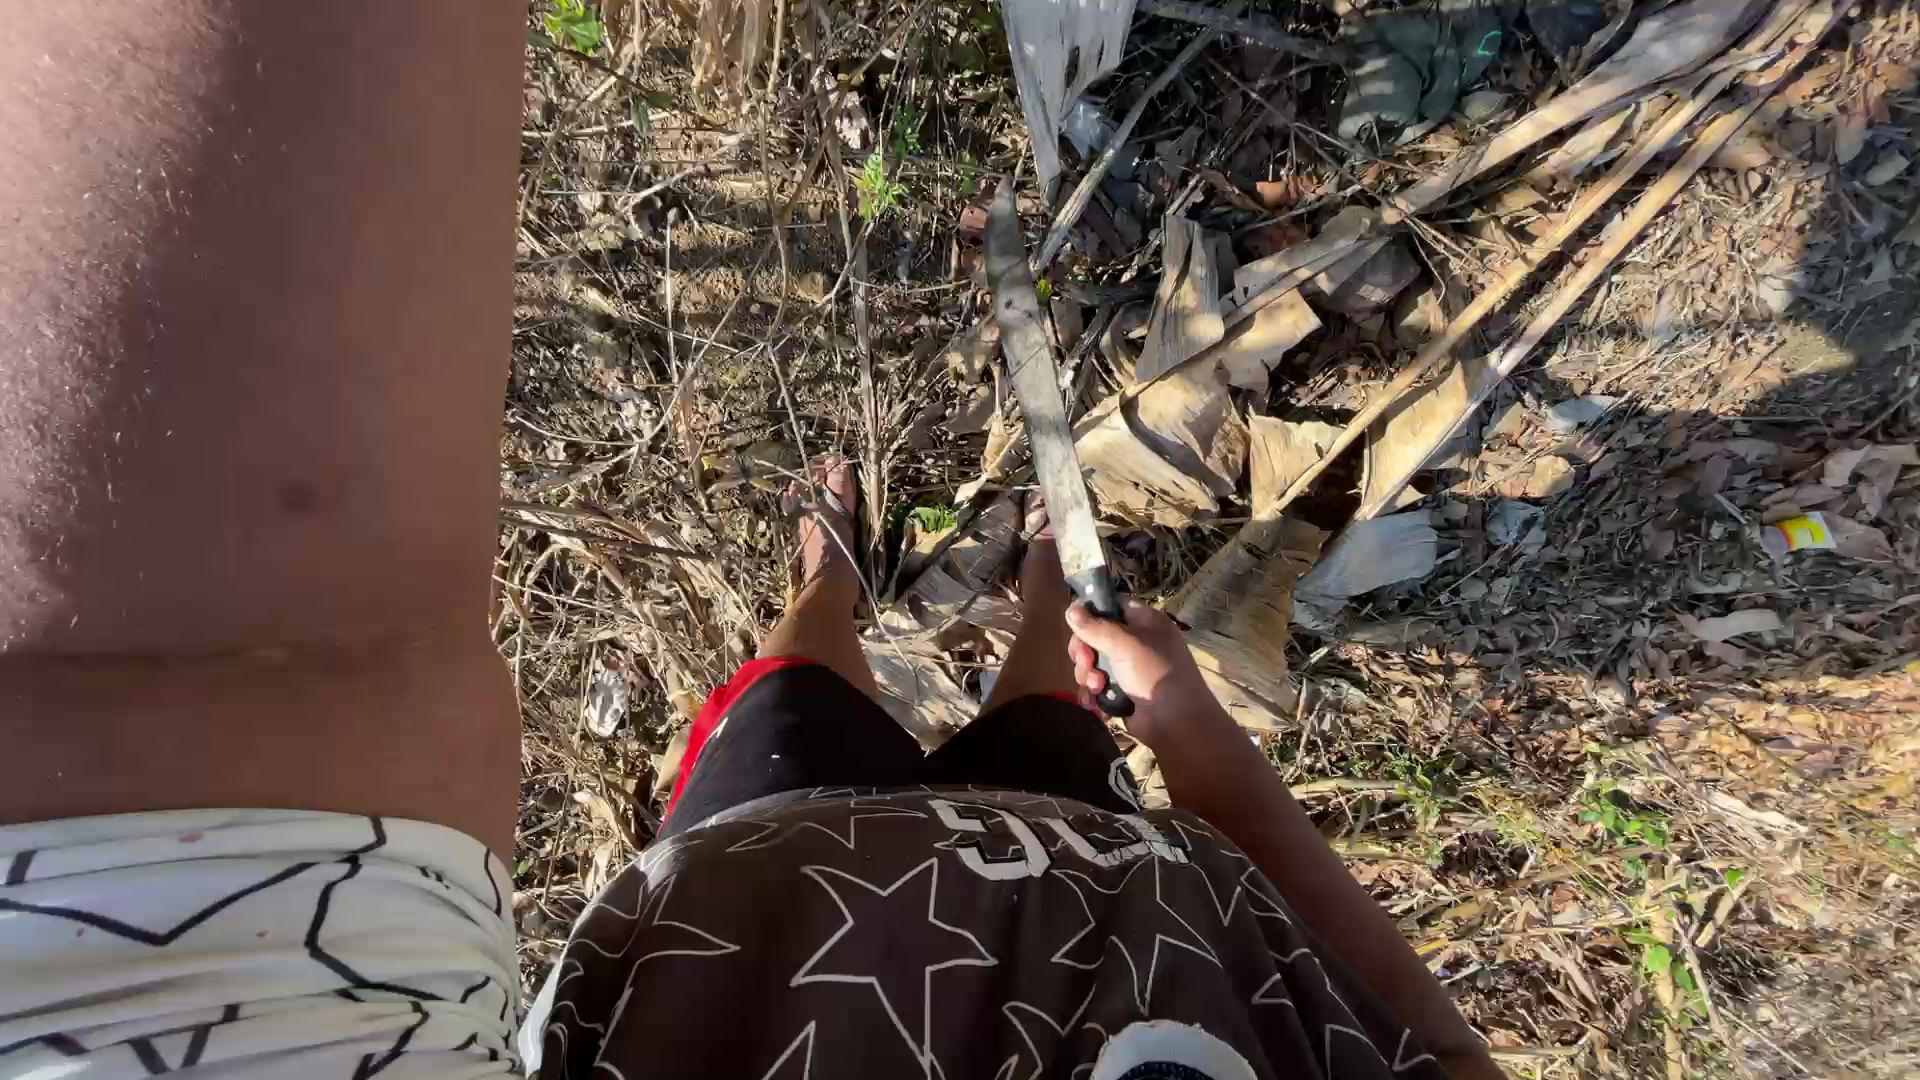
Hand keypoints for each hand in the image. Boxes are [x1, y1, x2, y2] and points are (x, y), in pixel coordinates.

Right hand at [1064, 598, 1232, 747]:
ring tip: (1097, 687)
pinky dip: (1091, 692)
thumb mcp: (1125, 645)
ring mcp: (1127, 667)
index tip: (1075, 622)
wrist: (1176, 724)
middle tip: (1086, 662)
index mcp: (1144, 621)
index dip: (1092, 611)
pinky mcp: (1120, 690)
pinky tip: (1092, 701)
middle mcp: (1136, 641)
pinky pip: (1095, 684)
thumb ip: (1096, 627)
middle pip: (1095, 634)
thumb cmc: (1155, 674)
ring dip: (1087, 674)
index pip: (1113, 604)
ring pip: (1092, 661)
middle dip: (1085, 650)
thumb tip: (1070, 609)